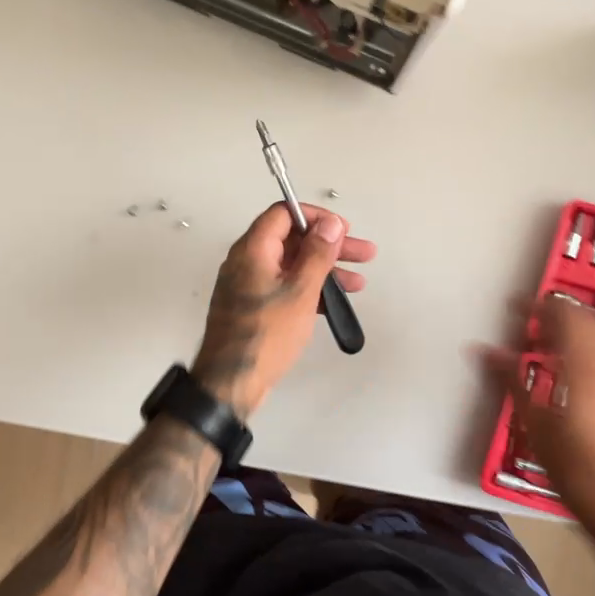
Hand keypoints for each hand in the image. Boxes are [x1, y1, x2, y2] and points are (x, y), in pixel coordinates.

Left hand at [193, 203, 376, 418]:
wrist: (231, 382)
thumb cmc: (266, 334)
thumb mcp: (300, 291)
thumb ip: (318, 254)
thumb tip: (330, 224)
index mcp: (253, 249)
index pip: (284, 214)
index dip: (315, 217)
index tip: (342, 230)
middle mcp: (247, 261)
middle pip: (292, 240)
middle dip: (329, 245)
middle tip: (363, 253)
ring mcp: (249, 285)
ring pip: (292, 265)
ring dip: (325, 270)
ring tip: (358, 282)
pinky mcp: (253, 307)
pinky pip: (285, 286)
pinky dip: (309, 288)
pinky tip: (334, 302)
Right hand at [502, 296, 594, 519]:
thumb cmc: (580, 472)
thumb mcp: (536, 426)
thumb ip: (511, 380)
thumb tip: (484, 350)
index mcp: (586, 365)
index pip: (563, 315)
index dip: (537, 305)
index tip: (514, 307)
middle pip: (586, 322)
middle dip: (555, 317)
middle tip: (527, 327)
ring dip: (573, 334)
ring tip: (544, 350)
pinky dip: (588, 352)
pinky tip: (570, 377)